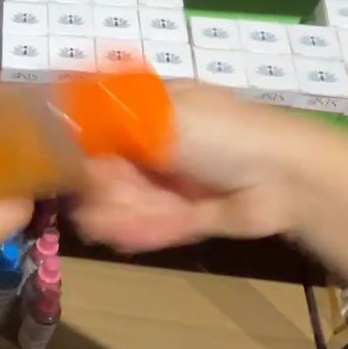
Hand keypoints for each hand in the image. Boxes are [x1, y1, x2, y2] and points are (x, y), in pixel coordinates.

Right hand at [74, 84, 325, 252]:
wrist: (288, 180)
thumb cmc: (222, 134)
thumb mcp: (160, 115)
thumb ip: (107, 120)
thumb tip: (60, 118)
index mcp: (149, 112)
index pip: (97, 130)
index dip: (82, 151)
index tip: (76, 167)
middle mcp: (155, 145)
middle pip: (105, 172)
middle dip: (102, 190)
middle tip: (109, 198)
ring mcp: (169, 182)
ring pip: (123, 202)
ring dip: (116, 213)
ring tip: (115, 225)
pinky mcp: (181, 215)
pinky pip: (147, 224)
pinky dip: (136, 231)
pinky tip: (123, 236)